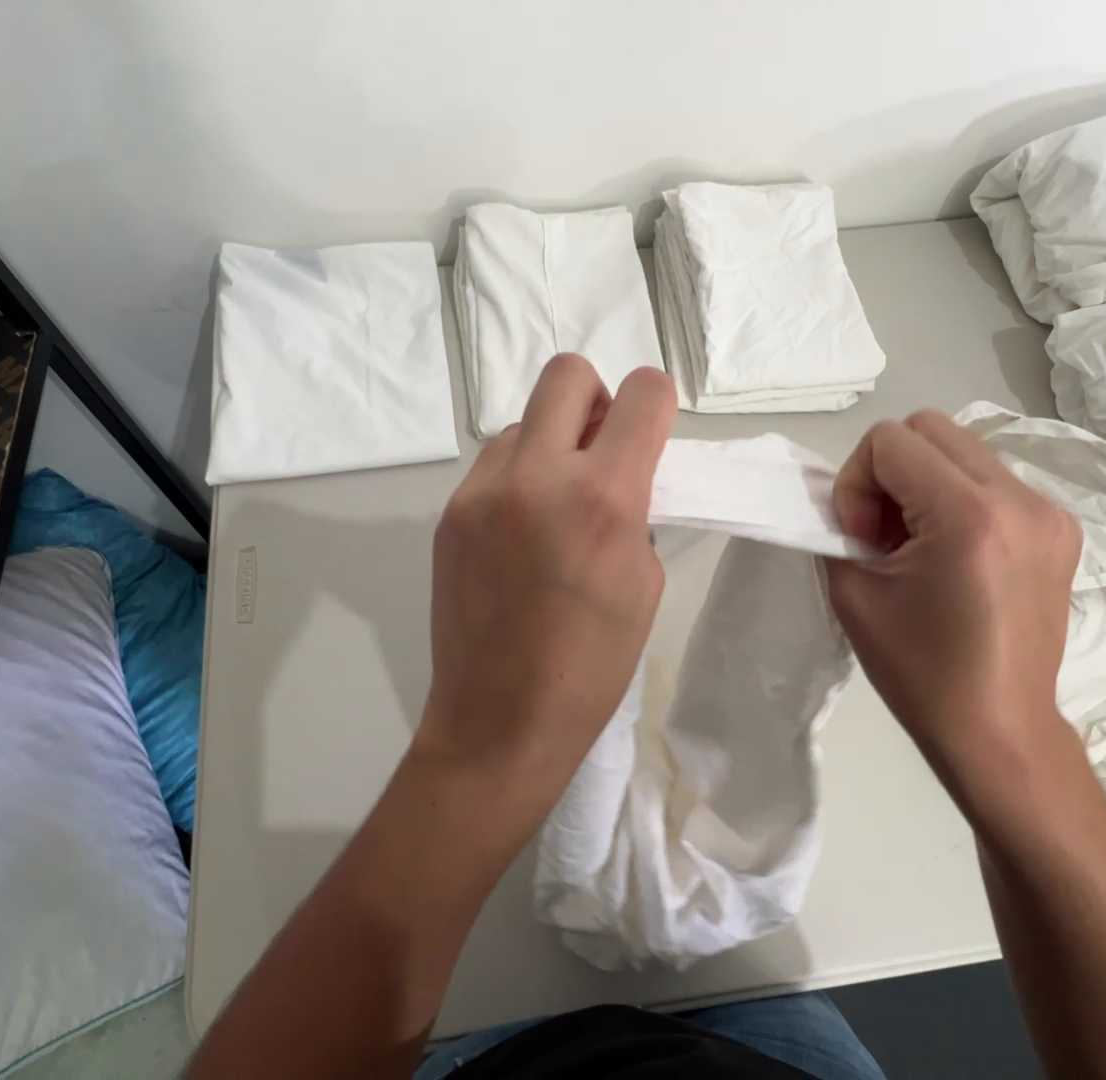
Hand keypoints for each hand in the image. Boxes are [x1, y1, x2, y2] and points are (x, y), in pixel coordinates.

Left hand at [416, 354, 675, 810]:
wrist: (498, 721)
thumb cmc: (590, 669)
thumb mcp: (642, 585)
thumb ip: (633, 511)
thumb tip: (618, 475)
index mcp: (604, 499)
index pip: (642, 394)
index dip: (656, 402)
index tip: (651, 431)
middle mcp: (537, 478)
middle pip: (566, 375)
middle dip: (596, 400)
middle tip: (600, 452)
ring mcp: (481, 493)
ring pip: (522, 423)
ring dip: (549, 445)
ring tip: (553, 507)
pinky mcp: (449, 514)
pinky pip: (492, 467)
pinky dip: (516, 480)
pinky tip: (518, 535)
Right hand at [824, 410, 1080, 776]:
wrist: (997, 728)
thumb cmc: (919, 670)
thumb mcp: (853, 592)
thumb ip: (840, 529)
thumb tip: (853, 505)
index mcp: (968, 516)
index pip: (891, 441)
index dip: (856, 482)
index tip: (861, 537)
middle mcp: (1020, 500)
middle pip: (930, 428)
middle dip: (888, 470)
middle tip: (882, 532)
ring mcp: (1050, 513)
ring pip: (963, 450)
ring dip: (923, 482)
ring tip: (917, 545)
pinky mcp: (1060, 530)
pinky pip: (992, 481)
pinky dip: (957, 500)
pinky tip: (952, 555)